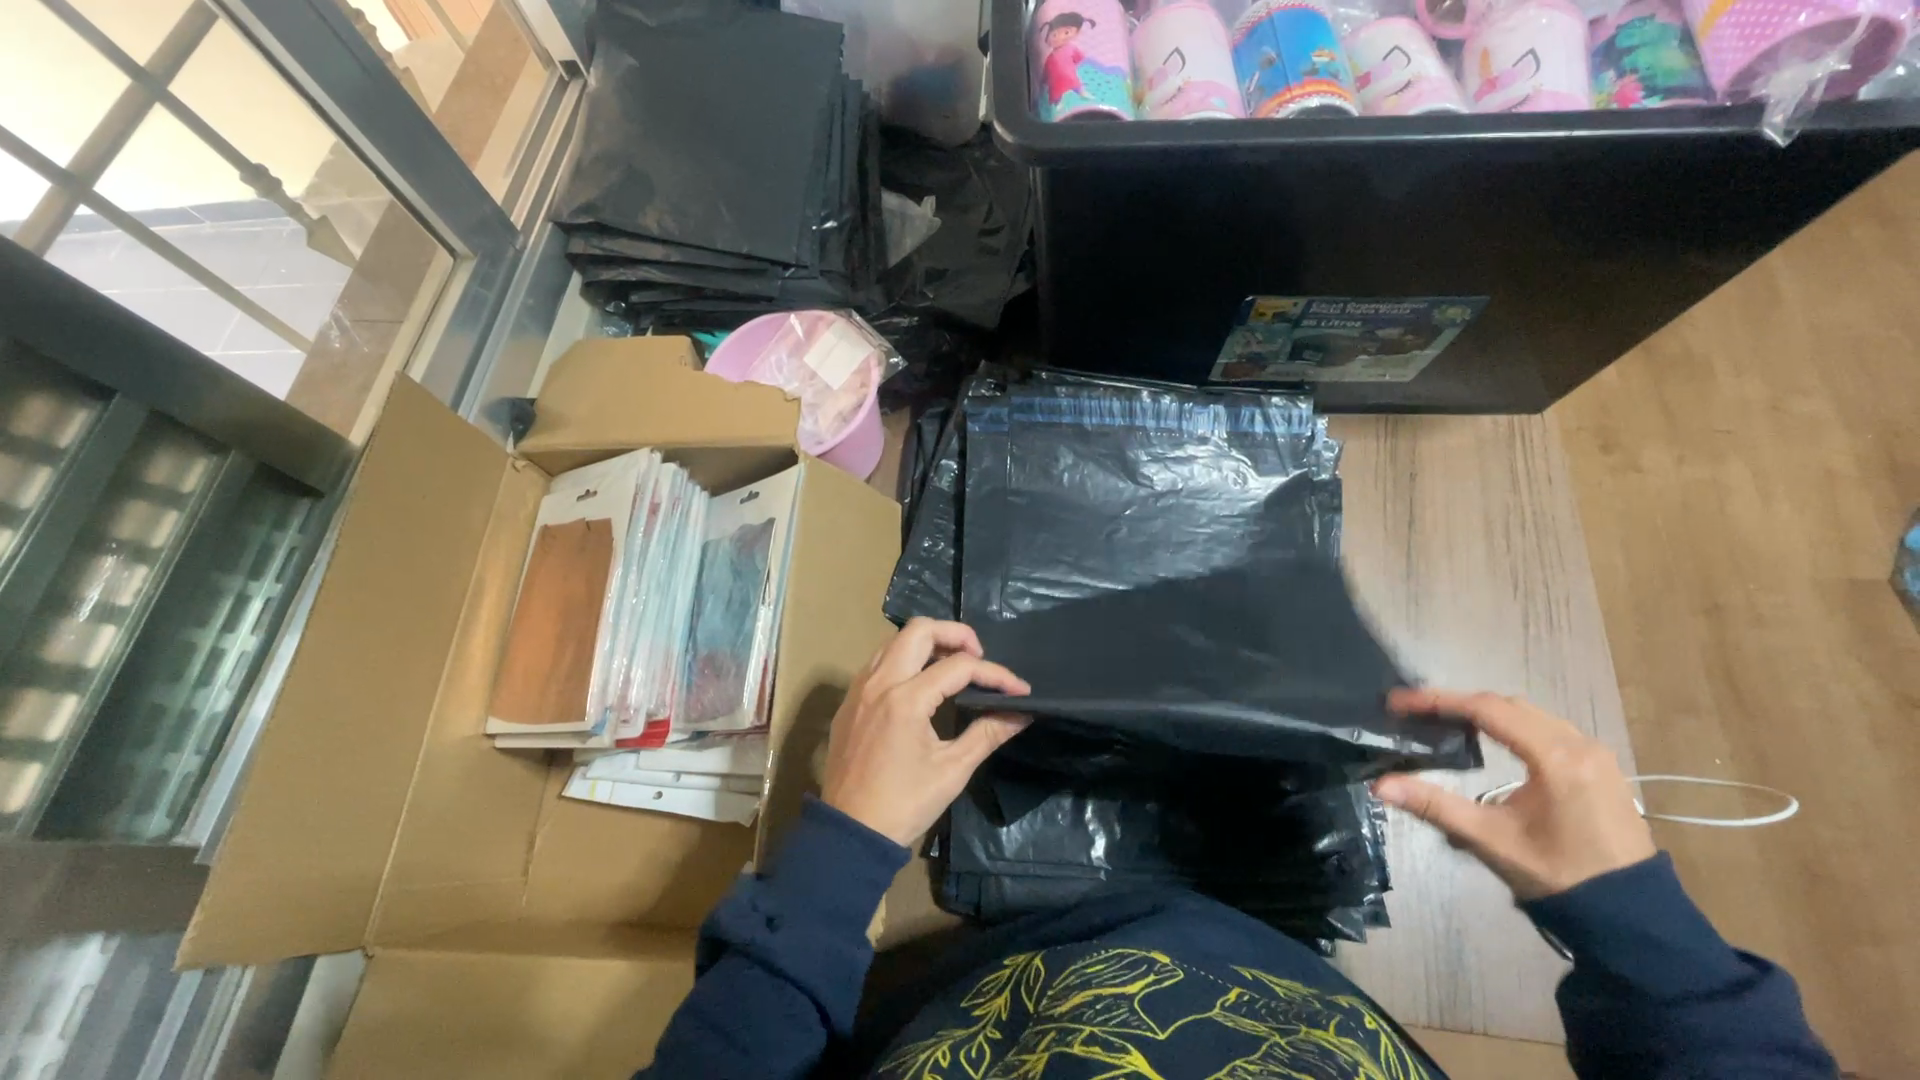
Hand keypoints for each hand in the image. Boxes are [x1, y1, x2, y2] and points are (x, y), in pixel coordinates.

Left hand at [822, 618, 1031, 846]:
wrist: (850, 831)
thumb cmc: (904, 804)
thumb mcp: (952, 770)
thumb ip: (988, 734)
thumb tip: (1022, 713)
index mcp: (906, 699)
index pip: (959, 666)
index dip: (996, 674)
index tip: (1019, 690)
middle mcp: (879, 682)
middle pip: (919, 629)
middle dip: (956, 634)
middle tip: (979, 657)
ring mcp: (859, 689)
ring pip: (894, 641)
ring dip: (927, 643)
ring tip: (953, 666)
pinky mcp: (849, 702)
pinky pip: (878, 662)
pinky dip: (903, 660)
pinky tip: (920, 684)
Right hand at [1372, 688, 1654, 900]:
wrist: (1631, 915)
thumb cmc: (1558, 875)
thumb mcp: (1491, 840)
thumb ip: (1435, 805)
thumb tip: (1380, 784)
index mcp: (1557, 758)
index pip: (1487, 710)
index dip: (1438, 701)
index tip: (1398, 702)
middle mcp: (1580, 745)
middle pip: (1508, 705)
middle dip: (1458, 703)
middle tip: (1415, 712)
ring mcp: (1596, 755)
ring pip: (1529, 715)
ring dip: (1486, 713)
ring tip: (1444, 722)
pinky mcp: (1601, 768)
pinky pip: (1548, 729)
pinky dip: (1511, 726)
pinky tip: (1489, 740)